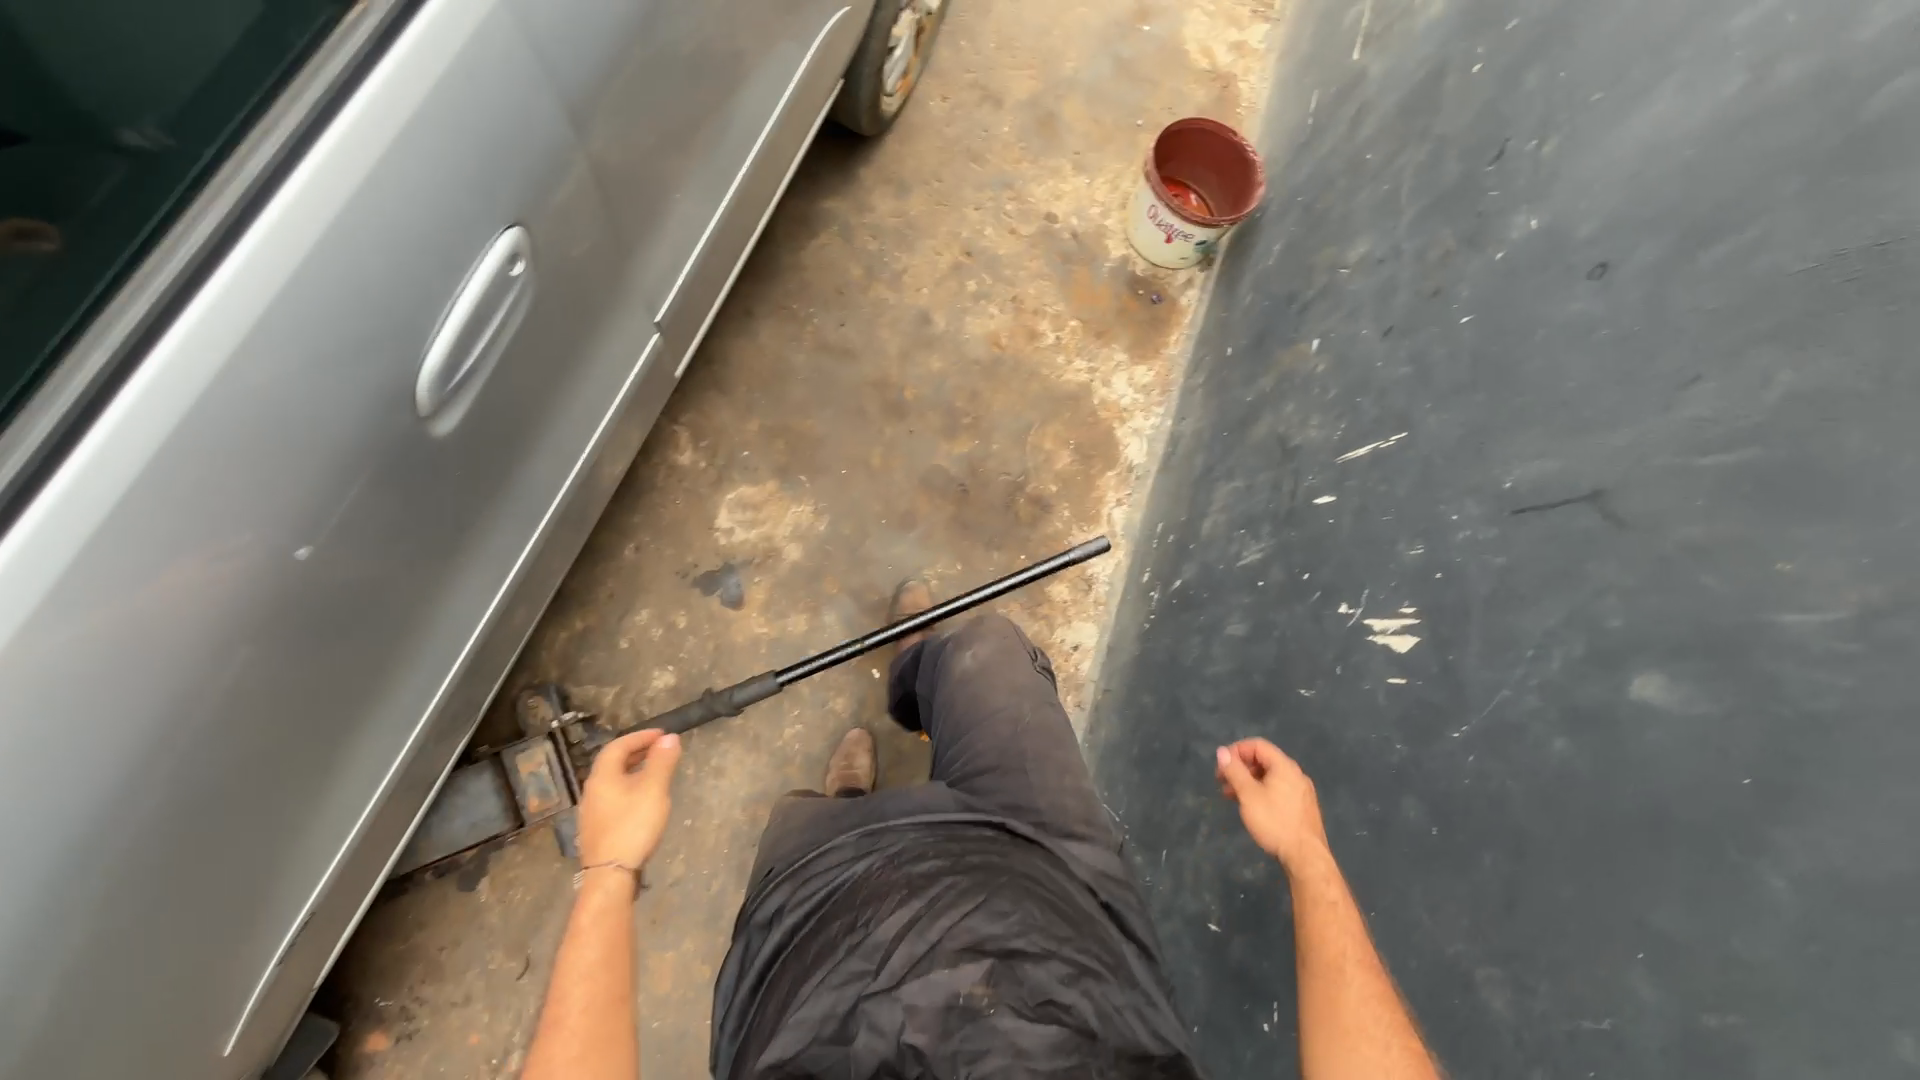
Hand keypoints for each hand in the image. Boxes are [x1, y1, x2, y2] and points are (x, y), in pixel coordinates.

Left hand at [577, 729, 682, 869]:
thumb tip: (669, 737)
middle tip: (659, 750)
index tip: (661, 734)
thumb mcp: (654, 790)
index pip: (618, 746)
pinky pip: (612, 797)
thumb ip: (662, 762)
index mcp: (603, 776)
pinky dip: (628, 788)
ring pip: (612, 781)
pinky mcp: (596, 828)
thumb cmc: (633, 826)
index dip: (640, 737)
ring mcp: (591, 811)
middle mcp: (592, 790)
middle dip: (636, 752)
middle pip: (612, 763)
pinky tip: (641, 800)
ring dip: (632, 770)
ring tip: (653, 772)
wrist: (610, 874)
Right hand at [1215, 738, 1329, 868]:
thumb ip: (1234, 771)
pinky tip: (1251, 806)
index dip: (1236, 750)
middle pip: (1264, 760)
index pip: (1258, 745)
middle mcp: (1295, 774)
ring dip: (1248, 781)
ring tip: (1231, 796)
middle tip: (1222, 781)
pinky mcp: (1302, 807)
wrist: (1306, 856)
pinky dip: (1261, 791)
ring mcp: (1301, 791)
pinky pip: (1278, 790)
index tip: (1221, 765)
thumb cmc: (1275, 821)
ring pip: (1270, 777)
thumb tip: (1222, 751)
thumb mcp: (1248, 795)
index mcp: (1284, 766)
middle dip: (1240, 767)